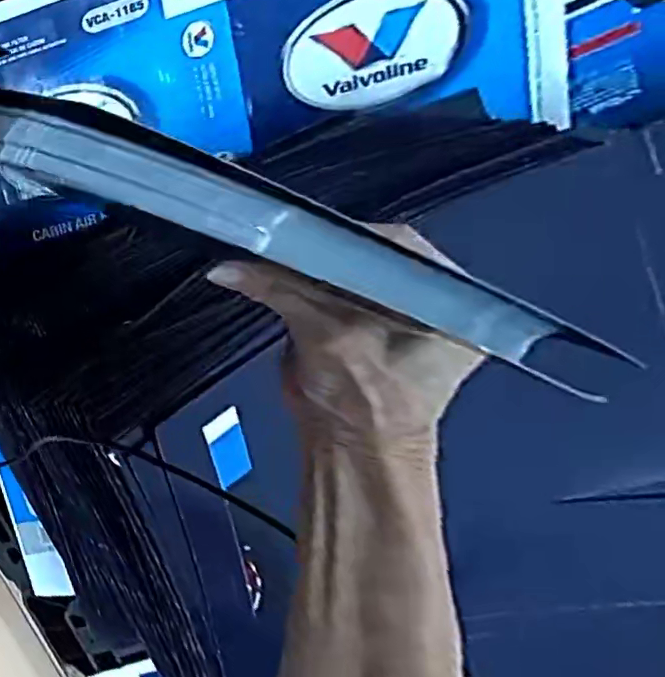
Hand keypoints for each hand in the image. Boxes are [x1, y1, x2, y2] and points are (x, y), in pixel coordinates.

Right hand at [207, 224, 482, 451]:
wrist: (350, 444)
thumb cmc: (365, 400)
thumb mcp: (326, 338)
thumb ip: (280, 293)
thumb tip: (225, 267)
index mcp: (450, 302)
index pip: (397, 248)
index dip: (347, 236)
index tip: (301, 232)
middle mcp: (424, 298)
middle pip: (363, 253)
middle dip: (315, 247)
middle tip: (274, 239)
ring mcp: (387, 307)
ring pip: (338, 266)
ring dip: (297, 263)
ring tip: (264, 253)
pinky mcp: (351, 315)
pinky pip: (321, 283)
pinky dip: (291, 278)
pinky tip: (267, 273)